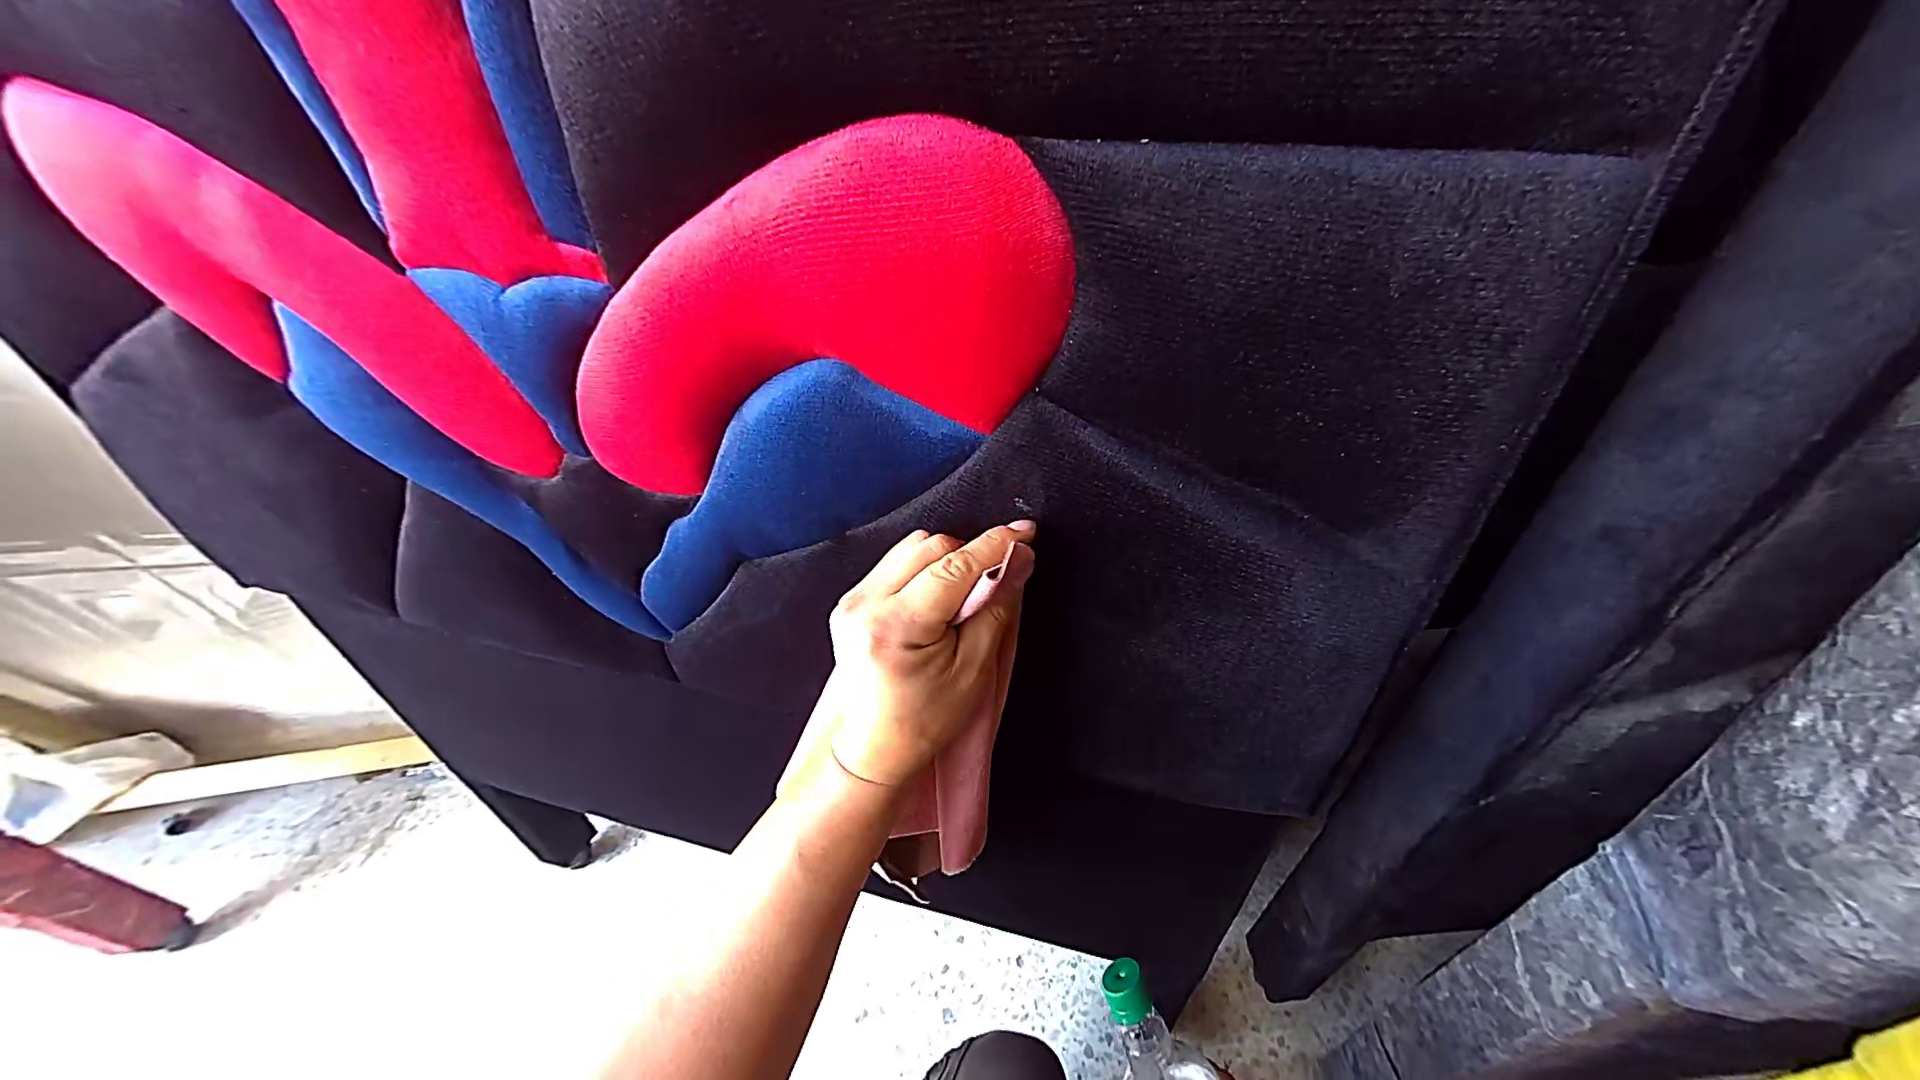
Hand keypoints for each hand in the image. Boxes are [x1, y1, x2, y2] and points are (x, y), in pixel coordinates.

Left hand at [816, 522, 1036, 788]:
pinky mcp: (851, 602)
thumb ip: (996, 608)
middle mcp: (866, 604)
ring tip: (961, 600)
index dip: (995, 544)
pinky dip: (924, 570)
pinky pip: (895, 563)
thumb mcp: (973, 672)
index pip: (954, 565)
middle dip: (970, 555)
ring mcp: (853, 601)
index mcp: (897, 625)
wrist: (868, 749)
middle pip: (931, 546)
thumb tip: (1018, 561)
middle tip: (995, 581)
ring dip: (947, 560)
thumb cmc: (921, 722)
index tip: (1025, 531)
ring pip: (912, 548)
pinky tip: (936, 603)